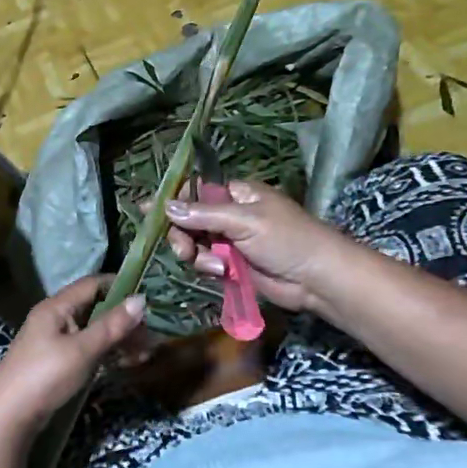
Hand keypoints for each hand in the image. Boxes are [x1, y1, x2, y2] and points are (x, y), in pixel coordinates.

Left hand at [0, 275, 145, 433]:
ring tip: (145, 352)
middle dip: (125, 319)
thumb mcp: (83, 350)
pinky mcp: (57, 362)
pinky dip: (108, 352)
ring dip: (120, 338)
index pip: (94, 284)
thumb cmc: (45, 377)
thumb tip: (142, 299)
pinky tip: (127, 363)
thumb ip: (112, 325)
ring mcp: (56, 341)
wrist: (7, 420)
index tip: (148, 296)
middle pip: (97, 308)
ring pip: (95, 330)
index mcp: (57, 307)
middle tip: (151, 333)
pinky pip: (89, 348)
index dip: (121, 286)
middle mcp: (56, 318)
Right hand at [160, 180, 346, 312]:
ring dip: (199, 256)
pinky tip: (223, 274)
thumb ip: (204, 214)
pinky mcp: (235, 266)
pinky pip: (208, 264)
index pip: (196, 190)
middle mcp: (231, 214)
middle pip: (190, 220)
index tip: (149, 211)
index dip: (174, 200)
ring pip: (196, 245)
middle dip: (184, 236)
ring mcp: (232, 241)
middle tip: (185, 251)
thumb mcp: (245, 221)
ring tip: (216, 266)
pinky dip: (210, 269)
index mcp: (237, 193)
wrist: (316, 277)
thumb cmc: (286, 238)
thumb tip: (166, 205)